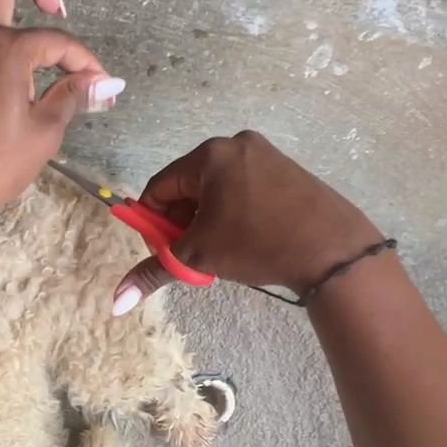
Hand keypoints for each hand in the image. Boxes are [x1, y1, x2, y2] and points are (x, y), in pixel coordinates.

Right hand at [113, 131, 384, 313]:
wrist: (330, 247)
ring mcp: (263, 153)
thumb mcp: (198, 257)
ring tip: (222, 249)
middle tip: (196, 252)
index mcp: (208, 155)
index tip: (166, 250)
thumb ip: (153, 272)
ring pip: (214, 190)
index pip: (158, 188)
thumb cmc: (256, 243)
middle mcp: (234, 144)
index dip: (153, 224)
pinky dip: (232, 214)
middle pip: (186, 186)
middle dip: (183, 222)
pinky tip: (245, 238)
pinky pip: (241, 189)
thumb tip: (115, 302)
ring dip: (207, 220)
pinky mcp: (284, 169)